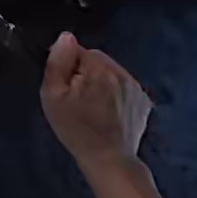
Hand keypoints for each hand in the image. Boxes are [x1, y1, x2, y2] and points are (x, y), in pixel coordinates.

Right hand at [40, 32, 151, 177]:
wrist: (108, 160)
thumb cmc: (75, 128)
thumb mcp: (53, 95)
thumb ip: (58, 62)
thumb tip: (66, 37)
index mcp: (98, 68)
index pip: (77, 50)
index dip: (67, 66)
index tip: (65, 87)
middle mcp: (121, 72)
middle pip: (96, 59)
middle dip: (85, 72)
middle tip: (76, 98)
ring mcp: (136, 87)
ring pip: (110, 72)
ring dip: (100, 81)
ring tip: (92, 106)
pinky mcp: (144, 101)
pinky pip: (123, 86)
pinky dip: (115, 93)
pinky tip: (107, 111)